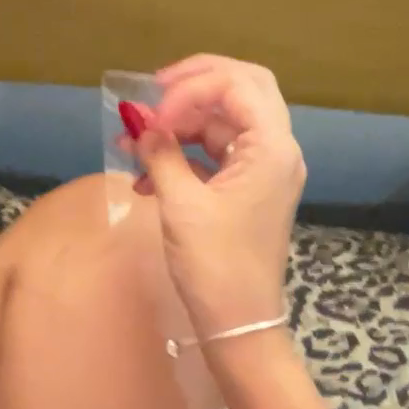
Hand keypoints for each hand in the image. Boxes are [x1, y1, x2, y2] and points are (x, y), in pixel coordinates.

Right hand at [131, 54, 305, 336]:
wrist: (239, 324)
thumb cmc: (216, 266)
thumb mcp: (182, 206)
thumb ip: (161, 154)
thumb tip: (139, 122)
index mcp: (272, 147)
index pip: (236, 84)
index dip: (189, 89)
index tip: (151, 118)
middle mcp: (276, 150)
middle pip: (240, 90)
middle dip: (193, 86)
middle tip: (152, 92)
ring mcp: (264, 170)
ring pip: (224, 123)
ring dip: (180, 126)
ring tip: (132, 144)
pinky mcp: (248, 190)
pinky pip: (217, 155)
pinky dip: (183, 156)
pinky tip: (144, 176)